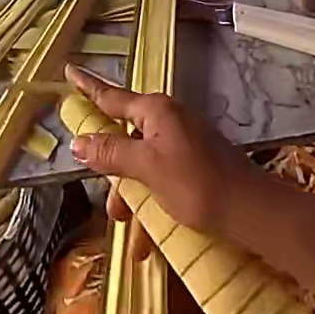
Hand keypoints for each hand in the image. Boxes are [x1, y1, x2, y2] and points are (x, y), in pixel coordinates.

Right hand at [65, 65, 253, 255]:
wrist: (246, 207)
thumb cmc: (195, 182)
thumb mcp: (147, 167)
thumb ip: (111, 152)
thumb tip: (79, 140)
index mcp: (155, 111)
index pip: (111, 96)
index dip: (88, 86)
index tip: (69, 70)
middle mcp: (166, 119)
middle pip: (123, 138)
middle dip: (114, 175)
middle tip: (114, 208)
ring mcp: (179, 139)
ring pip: (139, 165)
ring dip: (132, 198)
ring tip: (132, 232)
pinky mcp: (189, 161)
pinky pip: (157, 179)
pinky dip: (150, 206)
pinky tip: (146, 243)